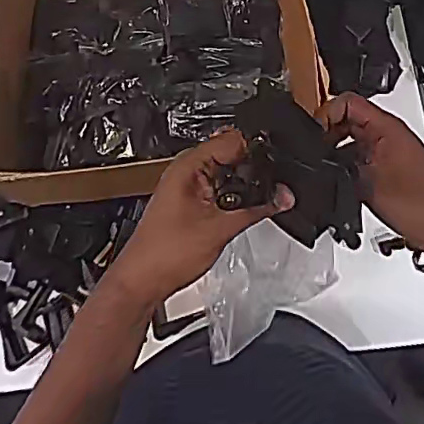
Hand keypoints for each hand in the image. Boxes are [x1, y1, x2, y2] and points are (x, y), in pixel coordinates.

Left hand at [104, 131, 293, 307]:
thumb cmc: (164, 254)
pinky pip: (218, 187)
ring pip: (226, 172)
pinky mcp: (189, 199)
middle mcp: (186, 169)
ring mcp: (186, 184)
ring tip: (259, 199)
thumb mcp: (221, 228)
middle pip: (231, 154)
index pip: (233, 140)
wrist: (141, 283)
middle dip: (253, 169)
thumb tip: (282, 196)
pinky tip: (240, 209)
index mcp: (189, 164)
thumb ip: (257, 208)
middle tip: (272, 185)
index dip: (257, 153)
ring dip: (243, 184)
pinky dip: (232, 195)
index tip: (276, 168)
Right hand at [324, 93, 423, 256]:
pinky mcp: (392, 163)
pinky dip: (350, 162)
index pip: (348, 101)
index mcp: (387, 127)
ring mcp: (391, 148)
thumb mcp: (368, 185)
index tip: (316, 133)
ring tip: (329, 167)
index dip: (327, 114)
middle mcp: (390, 133)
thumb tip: (324, 159)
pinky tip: (344, 180)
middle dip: (329, 132)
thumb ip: (340, 167)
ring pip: (355, 136)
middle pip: (349, 117)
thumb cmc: (421, 206)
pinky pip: (363, 153)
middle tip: (318, 152)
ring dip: (338, 148)